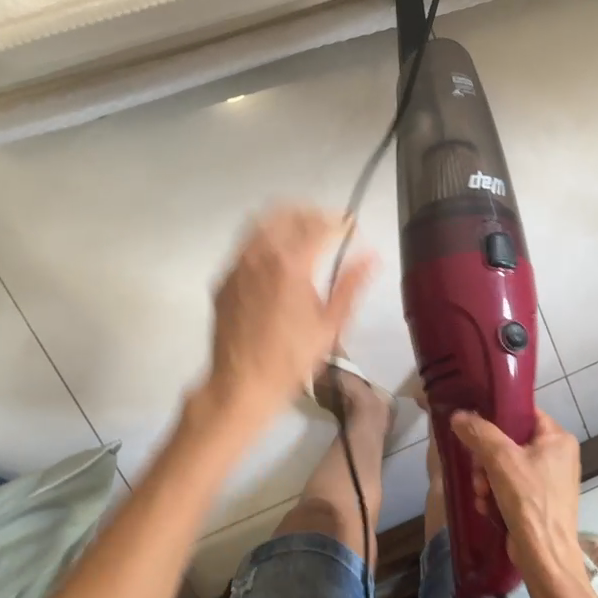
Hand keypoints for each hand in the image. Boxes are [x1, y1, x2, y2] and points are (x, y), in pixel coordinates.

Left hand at [206, 205, 374, 416]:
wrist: (241, 383)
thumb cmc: (292, 359)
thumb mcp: (331, 325)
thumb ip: (350, 284)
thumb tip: (372, 256)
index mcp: (291, 265)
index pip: (318, 226)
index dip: (339, 222)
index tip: (352, 227)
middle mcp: (260, 256)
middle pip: (287, 214)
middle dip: (311, 214)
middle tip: (329, 226)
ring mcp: (238, 266)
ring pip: (261, 224)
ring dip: (286, 222)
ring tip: (304, 235)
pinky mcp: (224, 279)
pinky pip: (246, 246)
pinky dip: (265, 241)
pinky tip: (278, 261)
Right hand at [450, 409, 587, 586]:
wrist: (544, 557)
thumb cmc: (529, 501)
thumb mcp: (501, 460)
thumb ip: (479, 433)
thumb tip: (458, 415)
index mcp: (558, 439)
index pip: (524, 413)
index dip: (498, 417)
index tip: (474, 426)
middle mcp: (558, 456)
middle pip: (511, 443)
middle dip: (487, 460)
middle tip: (478, 472)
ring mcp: (549, 482)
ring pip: (506, 467)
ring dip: (487, 480)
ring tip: (481, 494)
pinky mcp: (539, 503)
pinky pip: (510, 488)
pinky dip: (496, 496)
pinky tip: (487, 507)